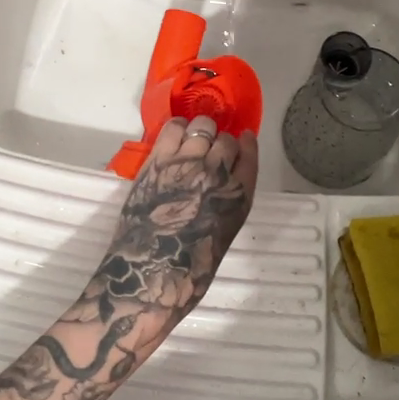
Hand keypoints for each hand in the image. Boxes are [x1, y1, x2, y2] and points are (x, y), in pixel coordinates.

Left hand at [69, 115, 257, 325]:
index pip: (249, 157)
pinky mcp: (158, 161)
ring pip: (202, 128)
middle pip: (226, 140)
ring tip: (192, 138)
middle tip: (210, 147)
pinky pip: (173, 128)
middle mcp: (218, 175)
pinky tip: (176, 133)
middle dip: (220, 142)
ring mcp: (187, 164)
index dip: (246, 145)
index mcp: (238, 198)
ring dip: (200, 131)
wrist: (148, 272)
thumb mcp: (222, 235)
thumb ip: (226, 205)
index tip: (243, 138)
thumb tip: (216, 187)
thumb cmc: (188, 268)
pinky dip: (178, 126)